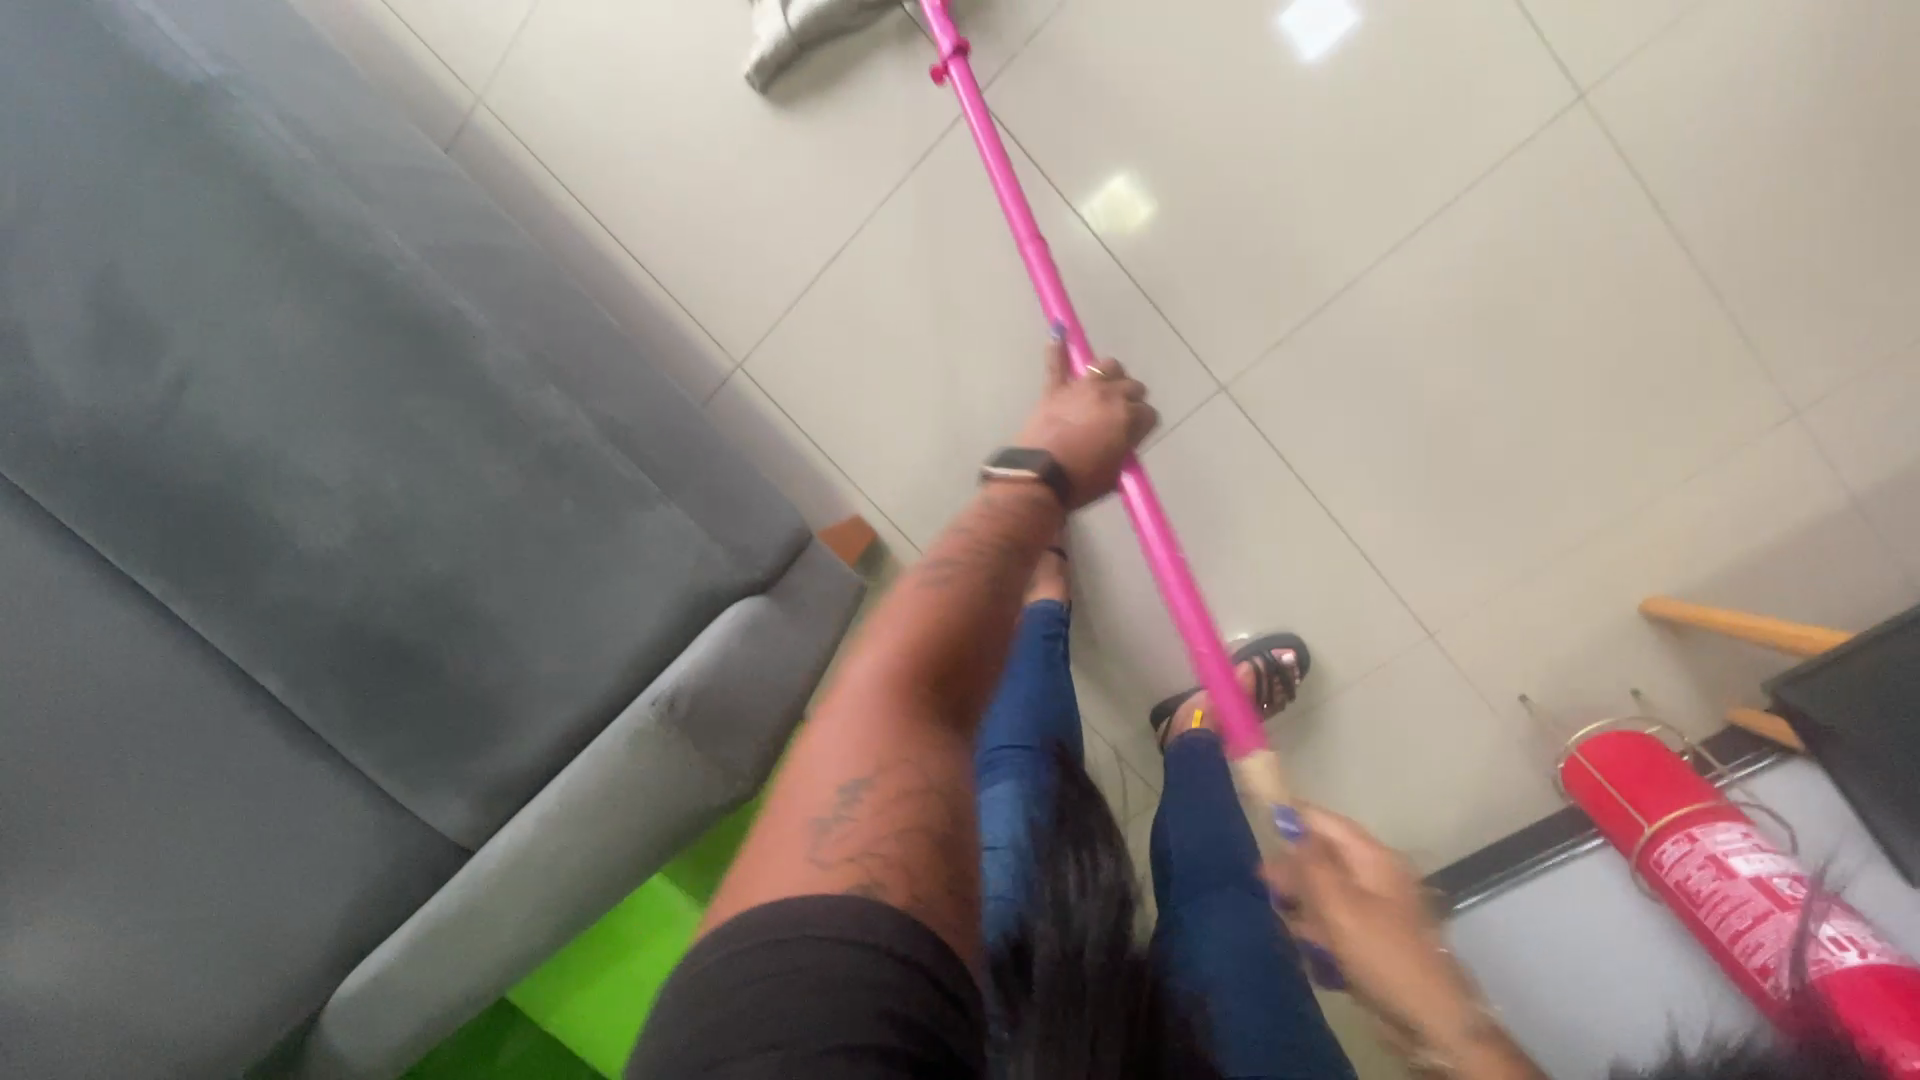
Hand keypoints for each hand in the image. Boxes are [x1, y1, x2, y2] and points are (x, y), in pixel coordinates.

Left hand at [1012, 339, 1157, 509]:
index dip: (1141, 425)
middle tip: (1118, 416)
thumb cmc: (1081, 482)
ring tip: (1104, 387)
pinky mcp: (1055, 390)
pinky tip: (1057, 333)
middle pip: (1132, 387)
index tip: (1133, 435)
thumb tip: (1121, 442)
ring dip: (1109, 375)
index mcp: (1129, 418)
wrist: (1040, 477)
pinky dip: (1057, 350)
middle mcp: (1110, 396)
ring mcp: (1082, 388)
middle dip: (1130, 400)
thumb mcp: (1115, 473)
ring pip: (1106, 366)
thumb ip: (1123, 450)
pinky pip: (1057, 363)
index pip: (1148, 413)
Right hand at [1266, 807, 1488, 1056]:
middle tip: (1262, 882)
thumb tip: (1287, 824)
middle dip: (1292, 868)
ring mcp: (1375, 908)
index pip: (1324, 822)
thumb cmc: (1382, 953)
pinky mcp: (1371, 938)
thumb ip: (1310, 863)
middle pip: (1323, 856)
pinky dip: (1316, 927)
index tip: (1258, 821)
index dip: (1291, 817)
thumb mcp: (1339, 904)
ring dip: (1301, 901)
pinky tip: (1305, 944)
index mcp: (1373, 858)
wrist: (1430, 1020)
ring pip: (1325, 890)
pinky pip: (1334, 920)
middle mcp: (1375, 876)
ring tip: (1281, 916)